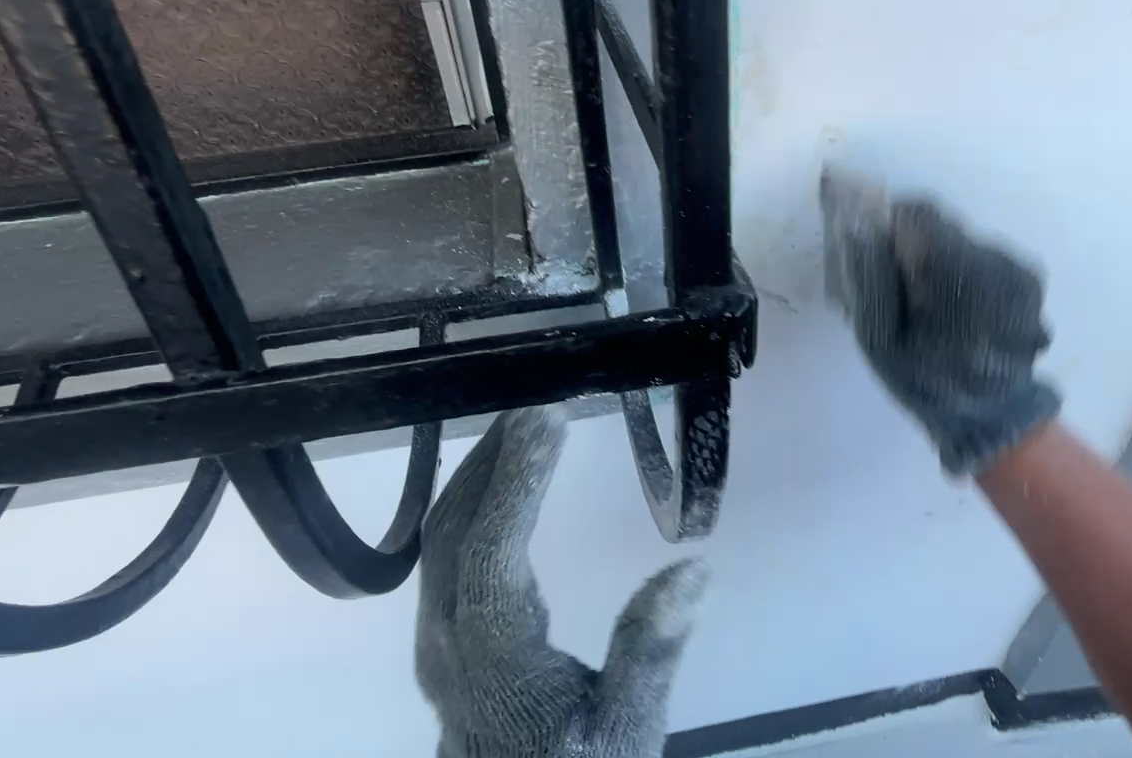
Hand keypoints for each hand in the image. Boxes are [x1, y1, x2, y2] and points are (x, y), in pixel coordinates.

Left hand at [416, 406, 707, 757]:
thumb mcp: (628, 732)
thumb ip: (651, 652)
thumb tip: (694, 570)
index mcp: (491, 663)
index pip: (491, 554)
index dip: (517, 481)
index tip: (547, 418)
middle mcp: (447, 640)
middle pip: (452, 529)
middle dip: (495, 458)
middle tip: (541, 406)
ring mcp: (437, 634)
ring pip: (441, 533)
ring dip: (481, 471)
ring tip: (527, 426)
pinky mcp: (445, 628)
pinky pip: (449, 547)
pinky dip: (477, 498)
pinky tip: (509, 478)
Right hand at [820, 165, 1060, 475]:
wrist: (990, 415)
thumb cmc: (925, 381)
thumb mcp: (878, 338)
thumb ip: (869, 277)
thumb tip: (860, 226)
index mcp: (959, 282)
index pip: (918, 216)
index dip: (890, 223)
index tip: (875, 246)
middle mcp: (998, 267)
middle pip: (941, 226)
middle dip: (914, 247)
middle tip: (902, 288)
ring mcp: (1019, 271)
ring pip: (962, 238)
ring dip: (940, 258)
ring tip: (933, 305)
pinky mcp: (1030, 277)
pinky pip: (982, 254)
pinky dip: (964, 270)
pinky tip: (958, 307)